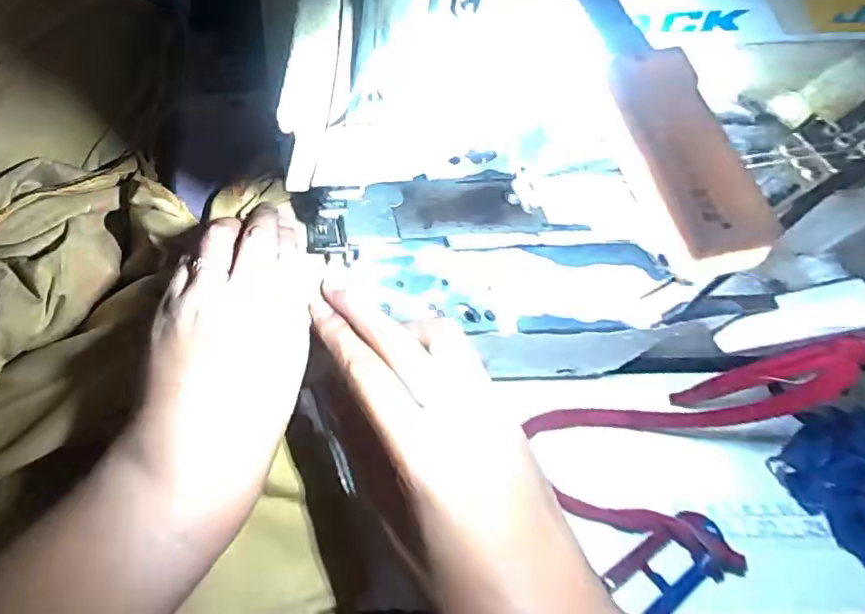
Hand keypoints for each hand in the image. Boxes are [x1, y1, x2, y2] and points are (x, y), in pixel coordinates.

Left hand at [118, 205, 317, 536]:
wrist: (188, 453)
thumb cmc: (253, 418)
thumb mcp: (290, 358)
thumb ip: (291, 305)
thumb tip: (293, 268)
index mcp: (278, 309)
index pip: (284, 244)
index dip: (286, 228)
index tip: (287, 224)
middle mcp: (237, 291)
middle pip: (250, 229)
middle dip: (260, 219)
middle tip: (263, 221)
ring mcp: (196, 294)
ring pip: (213, 234)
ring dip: (227, 229)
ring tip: (232, 238)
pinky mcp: (165, 302)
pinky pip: (185, 258)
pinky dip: (200, 252)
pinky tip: (205, 264)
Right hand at [312, 285, 620, 613]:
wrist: (553, 607)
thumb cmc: (461, 580)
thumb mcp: (397, 530)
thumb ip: (364, 456)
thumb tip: (333, 397)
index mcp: (427, 455)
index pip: (371, 375)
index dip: (336, 336)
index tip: (311, 304)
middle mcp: (462, 416)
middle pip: (404, 342)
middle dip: (361, 309)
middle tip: (330, 283)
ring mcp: (492, 407)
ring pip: (441, 337)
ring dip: (401, 321)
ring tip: (371, 323)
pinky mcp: (509, 410)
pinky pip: (463, 356)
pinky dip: (429, 340)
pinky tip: (413, 352)